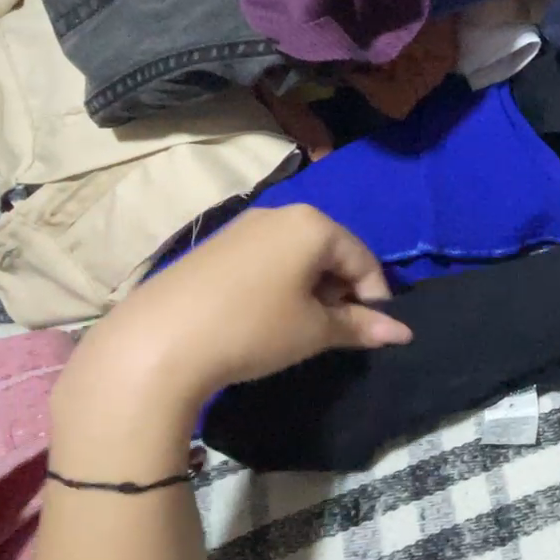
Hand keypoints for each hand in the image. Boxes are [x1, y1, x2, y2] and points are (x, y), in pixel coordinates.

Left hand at [62, 205, 412, 416]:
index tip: (370, 331)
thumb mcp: (315, 331)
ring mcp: (244, 227)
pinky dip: (279, 284)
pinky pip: (267, 259)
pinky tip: (264, 317)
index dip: (375, 298)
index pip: (364, 260)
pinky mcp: (215, 246)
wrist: (155, 344)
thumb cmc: (253, 329)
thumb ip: (362, 326)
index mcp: (314, 225)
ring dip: (310, 289)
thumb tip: (404, 333)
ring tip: (299, 327)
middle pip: (331, 252)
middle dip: (341, 291)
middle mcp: (282, 214)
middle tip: (334, 330)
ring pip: (298, 255)